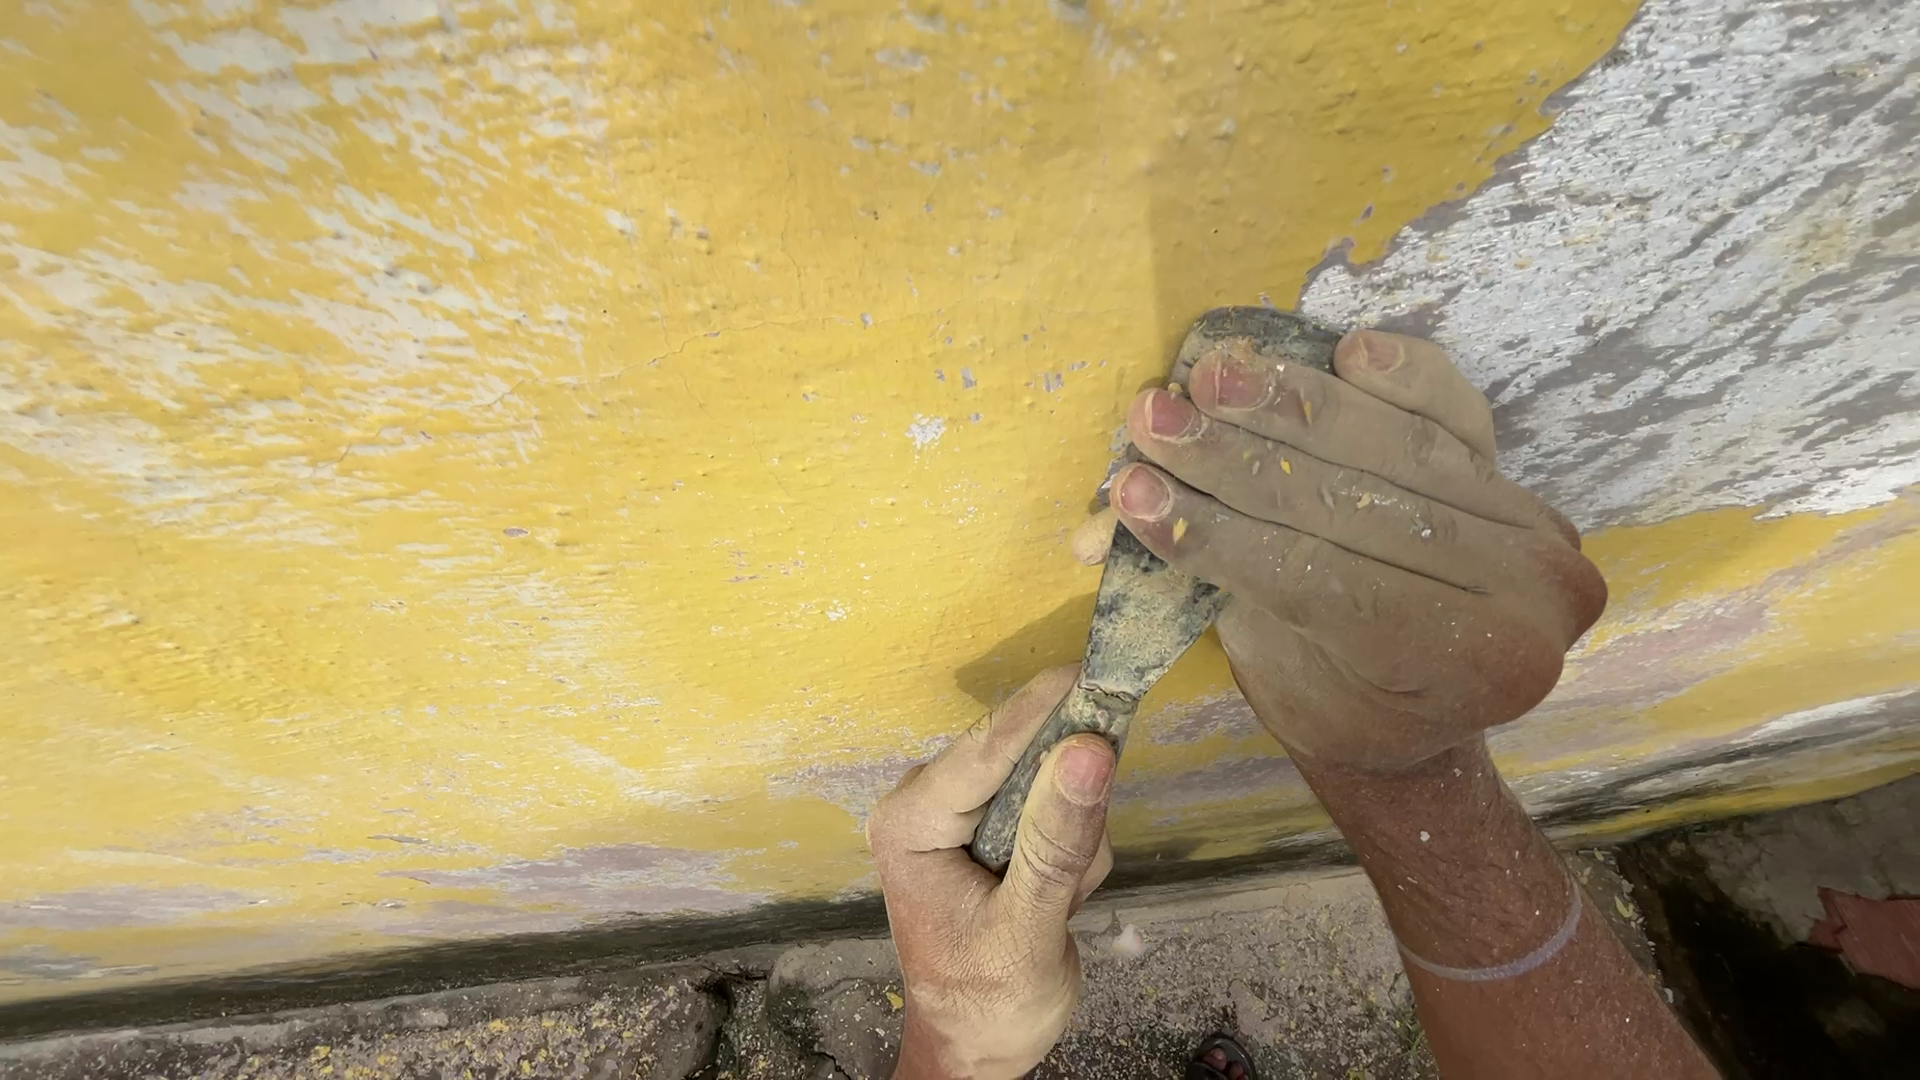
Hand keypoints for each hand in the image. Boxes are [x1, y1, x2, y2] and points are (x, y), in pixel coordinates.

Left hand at [867, 667, 1115, 1079]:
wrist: (976, 1047)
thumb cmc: (987, 1003)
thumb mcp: (1026, 931)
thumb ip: (1056, 842)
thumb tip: (1090, 748)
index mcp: (911, 820)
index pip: (986, 747)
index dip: (1043, 708)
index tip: (1095, 669)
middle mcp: (925, 799)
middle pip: (1017, 756)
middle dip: (1062, 803)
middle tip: (1078, 868)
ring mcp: (956, 808)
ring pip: (1042, 780)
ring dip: (1068, 837)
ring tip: (1057, 903)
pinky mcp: (985, 820)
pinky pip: (1047, 804)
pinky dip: (1067, 845)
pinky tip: (1054, 896)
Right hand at [1104, 329, 1604, 770]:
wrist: (1419, 704)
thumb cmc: (1328, 697)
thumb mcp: (1265, 661)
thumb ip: (1202, 582)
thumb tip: (1091, 532)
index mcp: (1456, 666)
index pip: (1313, 576)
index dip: (1215, 530)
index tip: (1132, 492)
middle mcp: (1519, 596)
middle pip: (1349, 502)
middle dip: (1236, 458)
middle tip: (1154, 420)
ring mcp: (1530, 529)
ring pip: (1398, 444)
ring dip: (1288, 404)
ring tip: (1208, 376)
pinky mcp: (1515, 478)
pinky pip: (1456, 410)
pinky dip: (1403, 374)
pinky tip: (1349, 349)